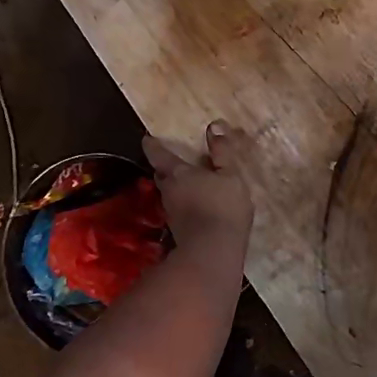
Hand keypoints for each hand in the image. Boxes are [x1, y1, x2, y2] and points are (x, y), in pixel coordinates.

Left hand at [143, 121, 252, 260]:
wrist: (213, 252)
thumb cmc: (223, 207)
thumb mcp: (229, 175)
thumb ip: (222, 151)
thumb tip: (214, 124)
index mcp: (178, 173)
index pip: (158, 154)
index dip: (152, 145)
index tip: (146, 138)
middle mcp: (169, 191)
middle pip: (161, 175)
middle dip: (164, 167)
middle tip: (170, 161)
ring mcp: (171, 213)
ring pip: (168, 193)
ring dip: (173, 187)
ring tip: (185, 182)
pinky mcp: (177, 230)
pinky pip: (177, 209)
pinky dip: (182, 203)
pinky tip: (194, 206)